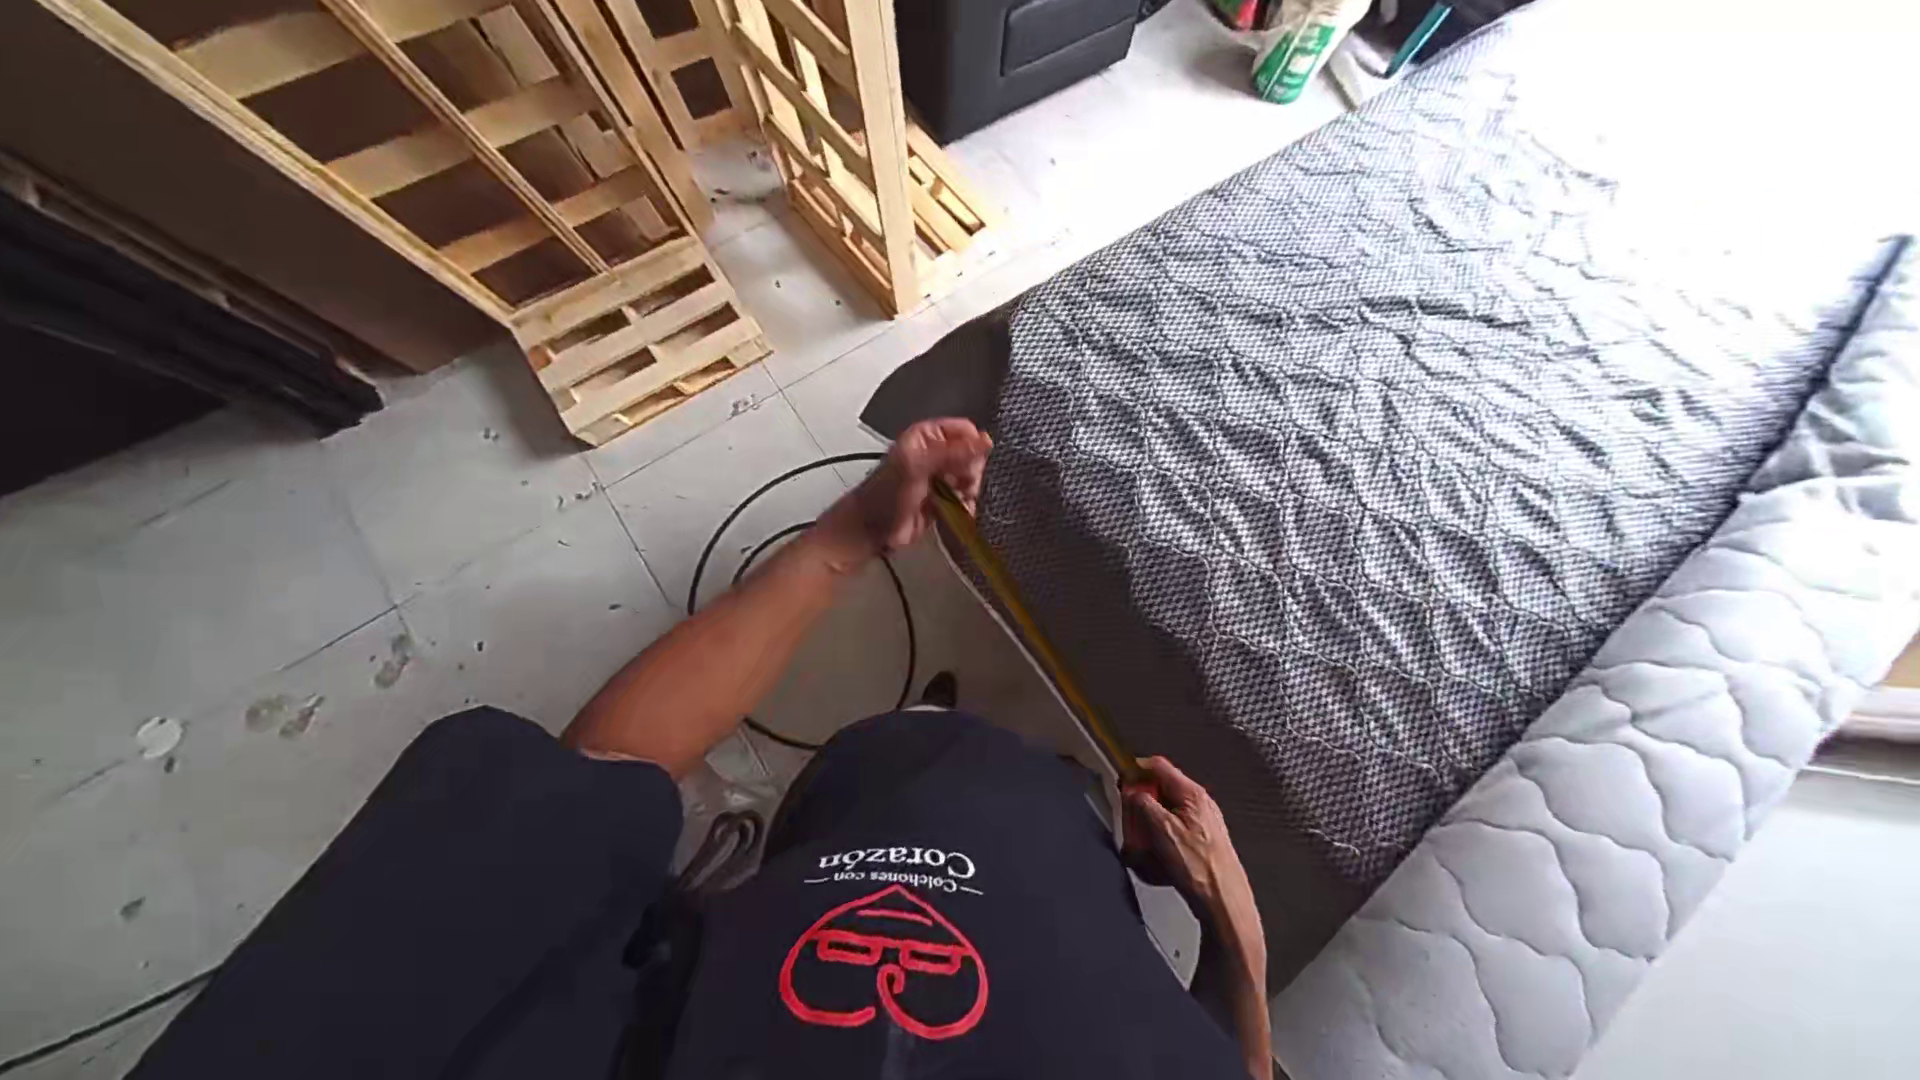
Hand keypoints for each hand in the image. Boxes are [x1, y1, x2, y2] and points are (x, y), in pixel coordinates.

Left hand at [815, 418, 991, 569]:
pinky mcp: (944, 500)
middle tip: (960, 485)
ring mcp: (940, 478)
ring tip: (956, 501)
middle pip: (972, 456)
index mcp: (926, 437)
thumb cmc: (886, 495)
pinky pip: (966, 498)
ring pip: (972, 478)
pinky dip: (966, 506)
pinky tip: (958, 512)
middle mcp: (935, 454)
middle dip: (971, 473)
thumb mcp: (917, 467)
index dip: (972, 446)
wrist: (872, 531)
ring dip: (969, 492)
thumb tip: (986, 440)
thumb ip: (952, 453)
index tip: (971, 464)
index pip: (964, 431)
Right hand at [1124, 757, 1255, 920]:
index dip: (1136, 770)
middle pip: (1160, 790)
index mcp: (1192, 794)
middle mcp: (1200, 805)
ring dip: (1149, 826)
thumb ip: (1142, 803)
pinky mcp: (1201, 842)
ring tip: (1144, 848)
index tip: (1122, 783)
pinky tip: (1158, 861)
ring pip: (1165, 813)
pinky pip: (1173, 832)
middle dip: (1141, 805)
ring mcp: (1202, 824)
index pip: (1158, 765)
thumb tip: (1133, 793)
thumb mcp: (1161, 830)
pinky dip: (1160, 842)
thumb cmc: (1201, 871)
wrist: (1224, 906)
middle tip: (1131, 821)